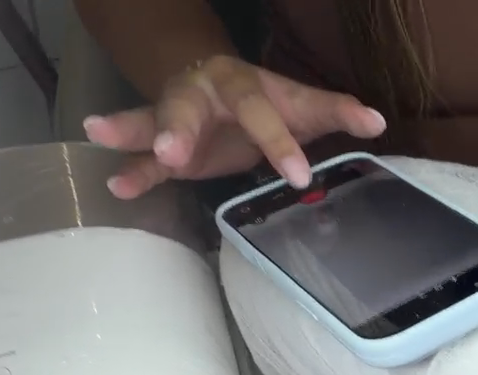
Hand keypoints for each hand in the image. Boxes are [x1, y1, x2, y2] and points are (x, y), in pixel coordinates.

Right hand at [82, 55, 385, 198]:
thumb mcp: (303, 104)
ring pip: (152, 124)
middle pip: (185, 108)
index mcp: (241, 86)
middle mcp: (200, 96)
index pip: (260, 112)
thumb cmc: (272, 101)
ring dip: (133, 135)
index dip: (279, 143)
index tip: (300, 175)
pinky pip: (146, 160)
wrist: (222, 84)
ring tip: (99, 135)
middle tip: (170, 152)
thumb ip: (337, 111)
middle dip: (177, 129)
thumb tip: (378, 120)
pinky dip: (133, 172)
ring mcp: (178, 121)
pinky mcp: (170, 150)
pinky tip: (116, 187)